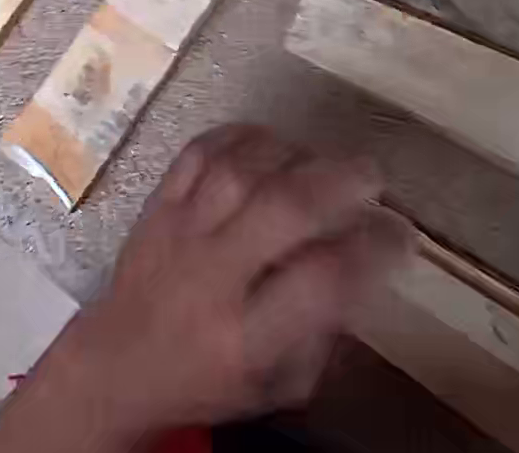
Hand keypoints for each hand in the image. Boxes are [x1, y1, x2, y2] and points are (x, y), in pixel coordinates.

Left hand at [0, 126, 409, 452]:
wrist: (118, 359)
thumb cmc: (210, 378)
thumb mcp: (280, 383)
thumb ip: (325, 328)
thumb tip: (363, 258)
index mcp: (246, 337)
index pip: (320, 282)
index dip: (371, 248)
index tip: (401, 231)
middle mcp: (212, 276)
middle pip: (279, 209)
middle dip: (337, 181)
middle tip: (372, 174)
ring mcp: (179, 230)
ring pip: (238, 170)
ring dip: (290, 153)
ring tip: (319, 158)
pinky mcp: (157, 201)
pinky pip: (199, 151)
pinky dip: (239, 135)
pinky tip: (268, 140)